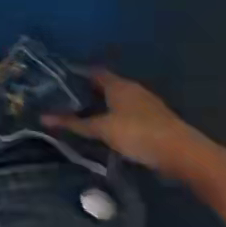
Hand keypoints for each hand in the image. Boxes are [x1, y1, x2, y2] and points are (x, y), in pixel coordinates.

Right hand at [42, 68, 222, 185]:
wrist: (183, 154)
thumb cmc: (138, 133)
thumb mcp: (101, 129)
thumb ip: (73, 123)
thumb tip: (42, 118)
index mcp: (119, 85)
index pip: (93, 72)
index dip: (75, 74)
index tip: (56, 81)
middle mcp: (132, 90)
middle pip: (105, 86)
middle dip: (86, 92)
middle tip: (62, 101)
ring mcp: (145, 105)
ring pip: (116, 101)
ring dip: (100, 106)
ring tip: (79, 116)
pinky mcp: (153, 121)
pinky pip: (126, 113)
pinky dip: (113, 117)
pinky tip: (103, 129)